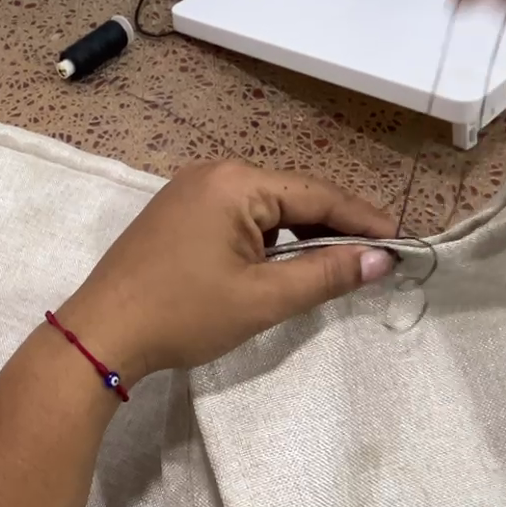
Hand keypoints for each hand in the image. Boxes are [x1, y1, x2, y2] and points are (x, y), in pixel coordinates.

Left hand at [54, 162, 395, 382]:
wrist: (103, 332)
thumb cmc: (184, 313)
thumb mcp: (262, 298)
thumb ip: (326, 274)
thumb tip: (380, 259)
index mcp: (235, 183)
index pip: (317, 194)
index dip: (362, 220)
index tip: (402, 243)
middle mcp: (212, 174)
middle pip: (290, 196)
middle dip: (331, 227)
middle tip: (373, 259)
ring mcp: (188, 191)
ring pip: (262, 208)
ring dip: (297, 235)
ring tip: (332, 265)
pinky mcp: (174, 214)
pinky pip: (234, 217)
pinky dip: (263, 239)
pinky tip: (278, 264)